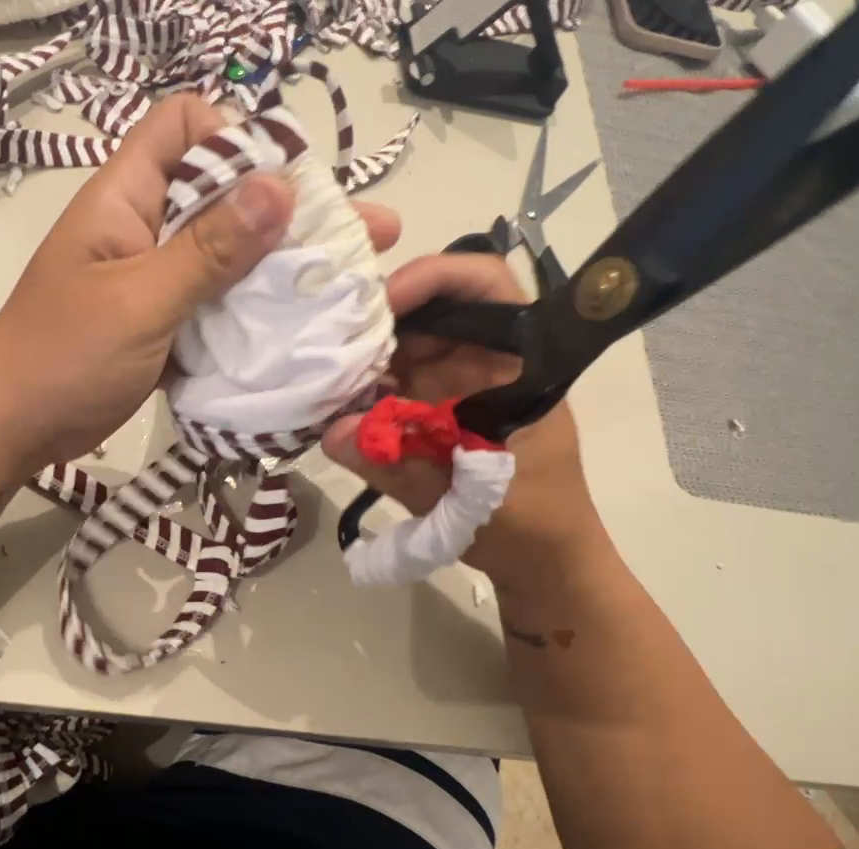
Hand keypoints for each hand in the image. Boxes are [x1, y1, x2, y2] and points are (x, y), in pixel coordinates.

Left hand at [0, 94, 399, 473]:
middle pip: (220, 193)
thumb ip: (207, 249)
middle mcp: (142, 228)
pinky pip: (213, 304)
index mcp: (124, 199)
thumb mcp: (140, 301)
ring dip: (277, 267)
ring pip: (223, 255)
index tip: (284, 184)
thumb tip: (279, 187)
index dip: (235, 138)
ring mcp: (151, 280)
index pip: (182, 127)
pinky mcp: (160, 325)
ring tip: (347, 281)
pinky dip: (250, 311)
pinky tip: (299, 325)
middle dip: (285, 210)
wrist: (13, 430)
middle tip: (361, 231)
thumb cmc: (64, 359)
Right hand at [320, 254, 605, 588]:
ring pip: (403, 346)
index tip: (385, 302)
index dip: (436, 276)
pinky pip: (390, 385)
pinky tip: (328, 400)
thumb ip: (402, 467)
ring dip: (362, 355)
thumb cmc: (530, 524)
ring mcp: (454, 387)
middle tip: (327, 339)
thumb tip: (333, 432)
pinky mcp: (431, 412)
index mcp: (516, 366)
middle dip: (378, 318)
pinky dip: (360, 389)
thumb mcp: (467, 500)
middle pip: (429, 311)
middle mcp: (483, 363)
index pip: (485, 288)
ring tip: (318, 370)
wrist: (541, 562)